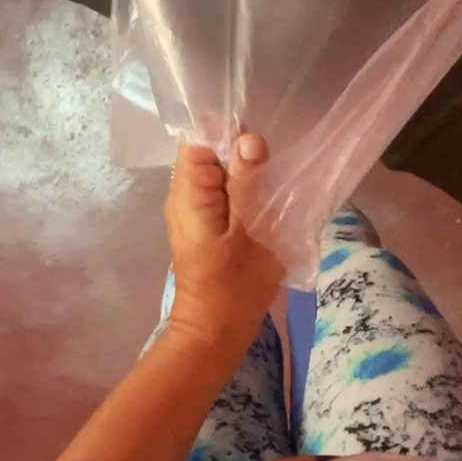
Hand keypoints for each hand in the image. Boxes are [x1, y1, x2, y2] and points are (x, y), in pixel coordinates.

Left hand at [165, 134, 283, 348]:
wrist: (217, 331)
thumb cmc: (233, 285)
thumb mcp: (246, 231)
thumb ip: (246, 183)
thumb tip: (248, 138)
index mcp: (188, 192)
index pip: (199, 138)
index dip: (227, 130)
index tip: (260, 139)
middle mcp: (185, 194)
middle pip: (210, 151)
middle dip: (241, 148)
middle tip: (274, 162)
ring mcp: (197, 208)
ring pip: (220, 169)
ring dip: (247, 168)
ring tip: (275, 175)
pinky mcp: (211, 221)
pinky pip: (226, 188)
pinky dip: (247, 186)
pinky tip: (269, 194)